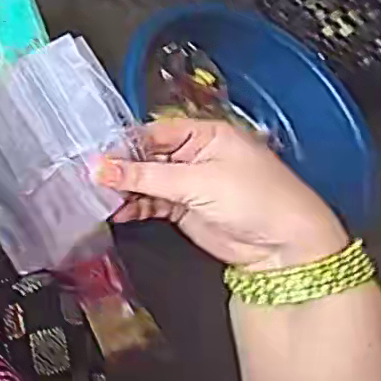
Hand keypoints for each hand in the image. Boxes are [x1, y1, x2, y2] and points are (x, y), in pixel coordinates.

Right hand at [95, 117, 348, 271]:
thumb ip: (144, 176)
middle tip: (95, 178)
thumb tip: (102, 168)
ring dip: (124, 190)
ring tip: (103, 196)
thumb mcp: (196, 181)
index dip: (125, 145)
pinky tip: (119, 210)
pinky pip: (150, 202)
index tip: (99, 157)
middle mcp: (195, 155)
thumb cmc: (262, 201)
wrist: (285, 248)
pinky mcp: (182, 207)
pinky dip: (134, 207)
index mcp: (205, 134)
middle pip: (145, 157)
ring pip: (144, 181)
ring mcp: (188, 182)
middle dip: (121, 169)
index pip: (153, 132)